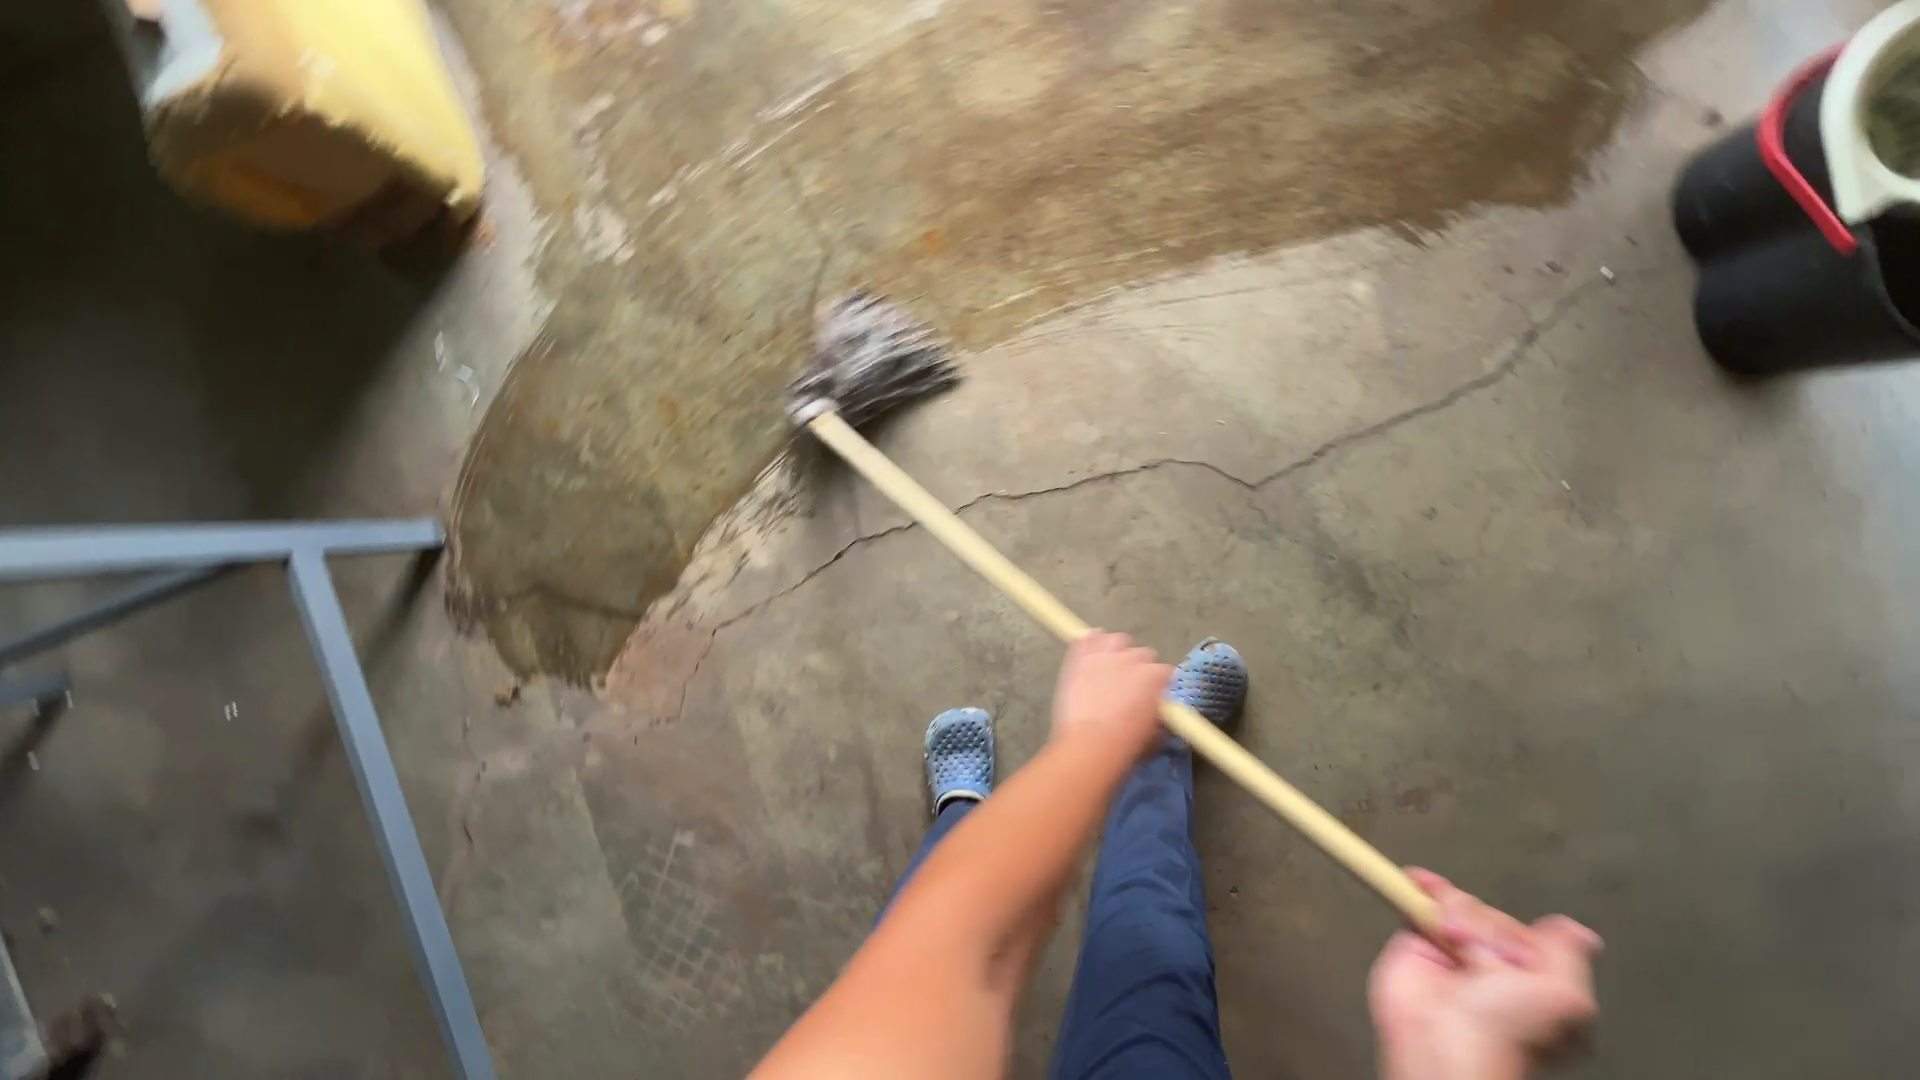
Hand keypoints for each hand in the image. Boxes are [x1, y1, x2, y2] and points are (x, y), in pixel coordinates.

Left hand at [1049, 631, 1172, 759]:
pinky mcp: (1081, 656)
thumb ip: (1158, 713)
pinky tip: (1089, 649)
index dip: (1158, 683)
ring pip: (1115, 640)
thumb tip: (1156, 712)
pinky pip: (1087, 638)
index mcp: (1155, 676)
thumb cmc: (1126, 743)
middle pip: (1142, 654)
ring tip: (1109, 665)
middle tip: (1128, 684)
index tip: (1152, 693)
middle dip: (1138, 666)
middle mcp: (1133, 658)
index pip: (1165, 671)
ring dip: (1115, 650)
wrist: (1090, 742)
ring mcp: (1105, 654)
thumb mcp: (1155, 733)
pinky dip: (1090, 641)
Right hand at [1369, 870, 1600, 1079]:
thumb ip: (1569, 960)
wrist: (1442, 1039)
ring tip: (1452, 938)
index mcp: (1529, 982)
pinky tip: (1417, 880)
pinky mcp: (1418, 940)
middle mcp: (1492, 966)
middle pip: (1491, 916)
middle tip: (1480, 957)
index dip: (1518, 936)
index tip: (1513, 955)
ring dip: (1456, 914)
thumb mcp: (1565, 1000)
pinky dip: (1421, 888)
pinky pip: (1422, 903)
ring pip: (1459, 905)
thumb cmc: (1504, 1033)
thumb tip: (1577, 932)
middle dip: (1485, 927)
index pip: (1526, 933)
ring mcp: (1453, 951)